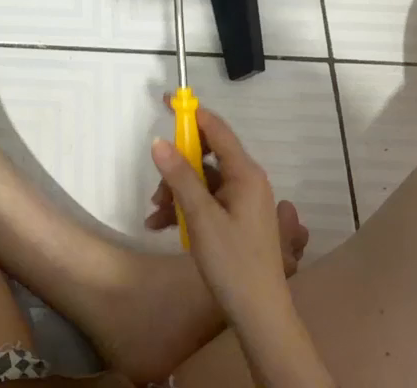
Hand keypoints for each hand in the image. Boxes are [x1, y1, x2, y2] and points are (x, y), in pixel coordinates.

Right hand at [149, 109, 295, 320]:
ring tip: (156, 217)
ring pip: (201, 181)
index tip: (165, 102)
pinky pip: (205, 200)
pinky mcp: (236, 219)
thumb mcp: (200, 218)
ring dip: (176, 192)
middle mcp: (247, 181)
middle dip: (175, 168)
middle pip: (204, 156)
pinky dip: (184, 208)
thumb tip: (158, 141)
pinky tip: (163, 226)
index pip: (215, 128)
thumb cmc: (233, 262)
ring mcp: (242, 201)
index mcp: (245, 174)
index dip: (190, 113)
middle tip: (156, 190)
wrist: (259, 315)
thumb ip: (179, 176)